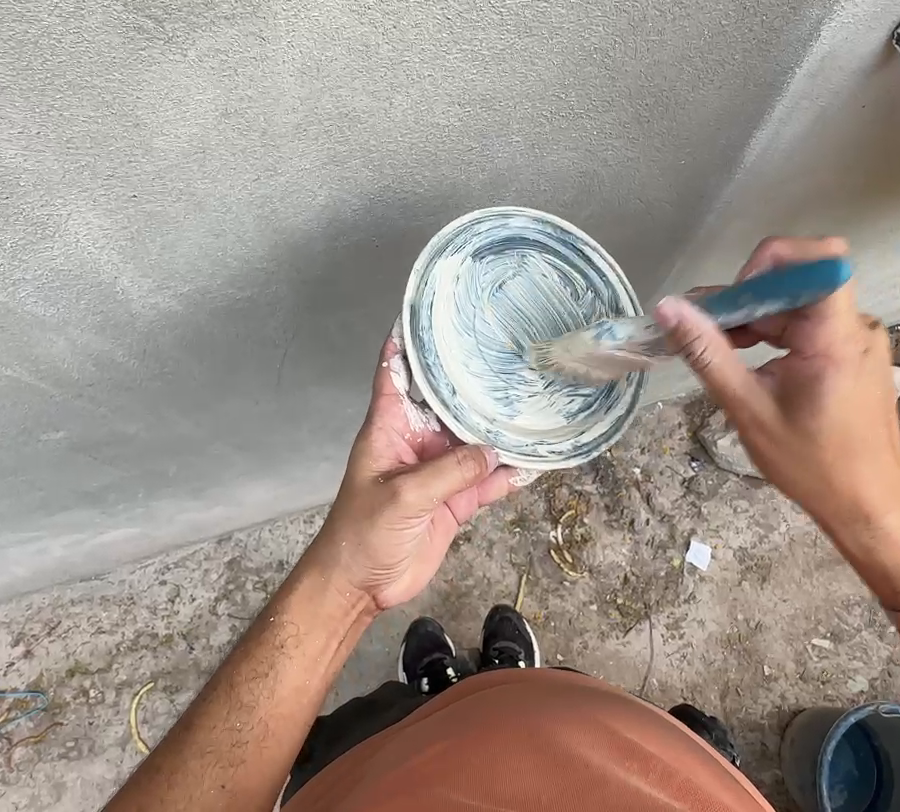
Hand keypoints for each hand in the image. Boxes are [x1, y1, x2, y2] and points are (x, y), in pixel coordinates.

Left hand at [304, 326, 518, 614]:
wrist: (362, 586)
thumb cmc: (361, 533)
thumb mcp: (402, 497)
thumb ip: (449, 473)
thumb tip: (494, 450)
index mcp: (391, 426)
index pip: (396, 371)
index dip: (408, 340)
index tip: (432, 312)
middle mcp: (418, 440)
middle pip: (448, 401)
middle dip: (473, 380)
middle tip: (508, 352)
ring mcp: (440, 469)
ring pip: (476, 440)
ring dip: (500, 427)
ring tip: (535, 401)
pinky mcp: (456, 499)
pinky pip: (489, 479)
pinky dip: (511, 471)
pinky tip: (538, 458)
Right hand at [656, 237, 899, 608]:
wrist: (870, 505)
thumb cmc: (812, 464)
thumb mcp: (747, 408)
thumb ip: (706, 352)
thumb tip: (667, 307)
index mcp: (836, 336)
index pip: (820, 257)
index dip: (771, 262)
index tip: (737, 300)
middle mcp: (856, 325)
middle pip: (798, 280)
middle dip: (748, 298)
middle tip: (709, 333)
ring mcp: (859, 337)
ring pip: (799, 301)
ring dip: (757, 318)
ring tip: (724, 353)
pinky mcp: (854, 350)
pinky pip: (809, 322)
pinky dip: (775, 333)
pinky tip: (750, 362)